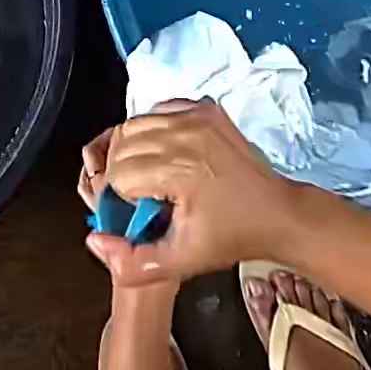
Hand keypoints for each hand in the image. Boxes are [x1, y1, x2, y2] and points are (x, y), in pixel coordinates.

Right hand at [85, 98, 305, 286]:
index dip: (122, 197)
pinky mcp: (206, 108)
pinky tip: (167, 151)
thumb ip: (132, 261)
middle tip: (144, 193)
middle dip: (124, 171)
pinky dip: (155, 128)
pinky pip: (160, 109)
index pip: (119, 175)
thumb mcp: (181, 260)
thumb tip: (94, 240)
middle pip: (123, 145)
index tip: (141, 210)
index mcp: (179, 170)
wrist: (276, 211)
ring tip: (153, 173)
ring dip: (135, 149)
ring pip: (136, 124)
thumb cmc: (231, 235)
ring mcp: (198, 116)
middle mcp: (186, 134)